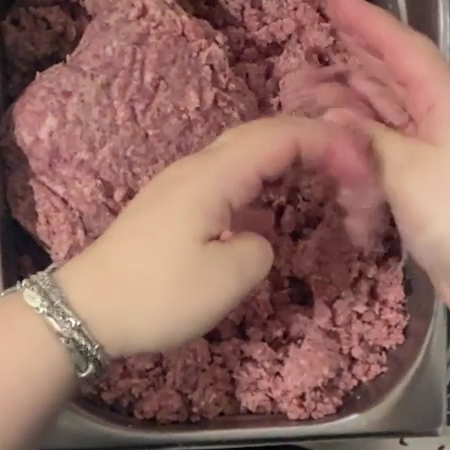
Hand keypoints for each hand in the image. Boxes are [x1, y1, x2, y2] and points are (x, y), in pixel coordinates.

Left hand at [53, 117, 363, 357]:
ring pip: (240, 158)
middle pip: (259, 137)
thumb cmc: (158, 296)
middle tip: (347, 167)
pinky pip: (224, 182)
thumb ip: (260, 250)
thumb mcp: (227, 279)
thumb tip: (256, 238)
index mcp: (213, 177)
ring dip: (283, 162)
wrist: (89, 311)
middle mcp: (194, 169)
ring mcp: (178, 188)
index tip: (361, 166)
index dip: (326, 144)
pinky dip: (258, 184)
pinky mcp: (169, 211)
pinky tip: (268, 208)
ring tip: (319, 179)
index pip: (280, 138)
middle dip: (309, 144)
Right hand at [323, 0, 449, 319]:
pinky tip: (339, 156)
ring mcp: (434, 153)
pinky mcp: (427, 186)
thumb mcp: (406, 168)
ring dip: (349, 114)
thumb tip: (336, 117)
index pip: (398, 47)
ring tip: (308, 108)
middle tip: (300, 71)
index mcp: (442, 98)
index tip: (327, 3)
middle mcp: (439, 117)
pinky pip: (389, 158)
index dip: (363, 23)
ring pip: (385, 120)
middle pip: (387, 82)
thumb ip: (368, 138)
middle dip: (346, 72)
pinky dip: (364, 156)